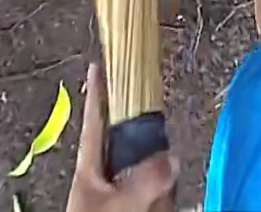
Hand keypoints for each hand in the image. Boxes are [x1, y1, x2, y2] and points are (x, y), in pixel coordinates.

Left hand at [66, 64, 176, 211]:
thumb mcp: (119, 205)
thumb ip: (146, 179)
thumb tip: (171, 157)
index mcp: (89, 169)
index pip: (95, 121)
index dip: (97, 93)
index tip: (98, 63)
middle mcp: (102, 178)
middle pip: (131, 147)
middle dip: (151, 159)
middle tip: (159, 176)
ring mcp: (116, 196)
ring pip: (148, 175)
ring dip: (158, 191)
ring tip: (157, 206)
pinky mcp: (133, 207)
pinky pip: (155, 196)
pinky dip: (162, 202)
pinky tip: (162, 206)